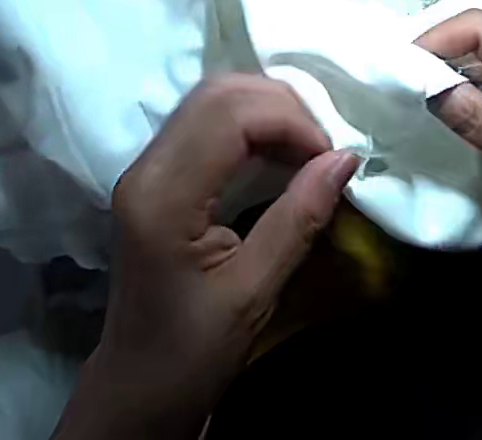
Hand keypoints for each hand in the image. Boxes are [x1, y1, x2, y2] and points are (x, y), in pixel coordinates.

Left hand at [54, 76, 358, 439]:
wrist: (136, 388)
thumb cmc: (192, 352)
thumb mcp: (254, 292)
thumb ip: (299, 217)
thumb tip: (346, 158)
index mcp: (163, 198)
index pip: (229, 118)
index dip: (289, 121)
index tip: (330, 154)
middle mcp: (147, 167)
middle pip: (219, 94)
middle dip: (281, 105)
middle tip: (321, 145)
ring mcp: (147, 164)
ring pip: (213, 97)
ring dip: (267, 107)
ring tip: (305, 143)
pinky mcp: (157, 167)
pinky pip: (208, 117)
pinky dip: (251, 119)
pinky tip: (278, 146)